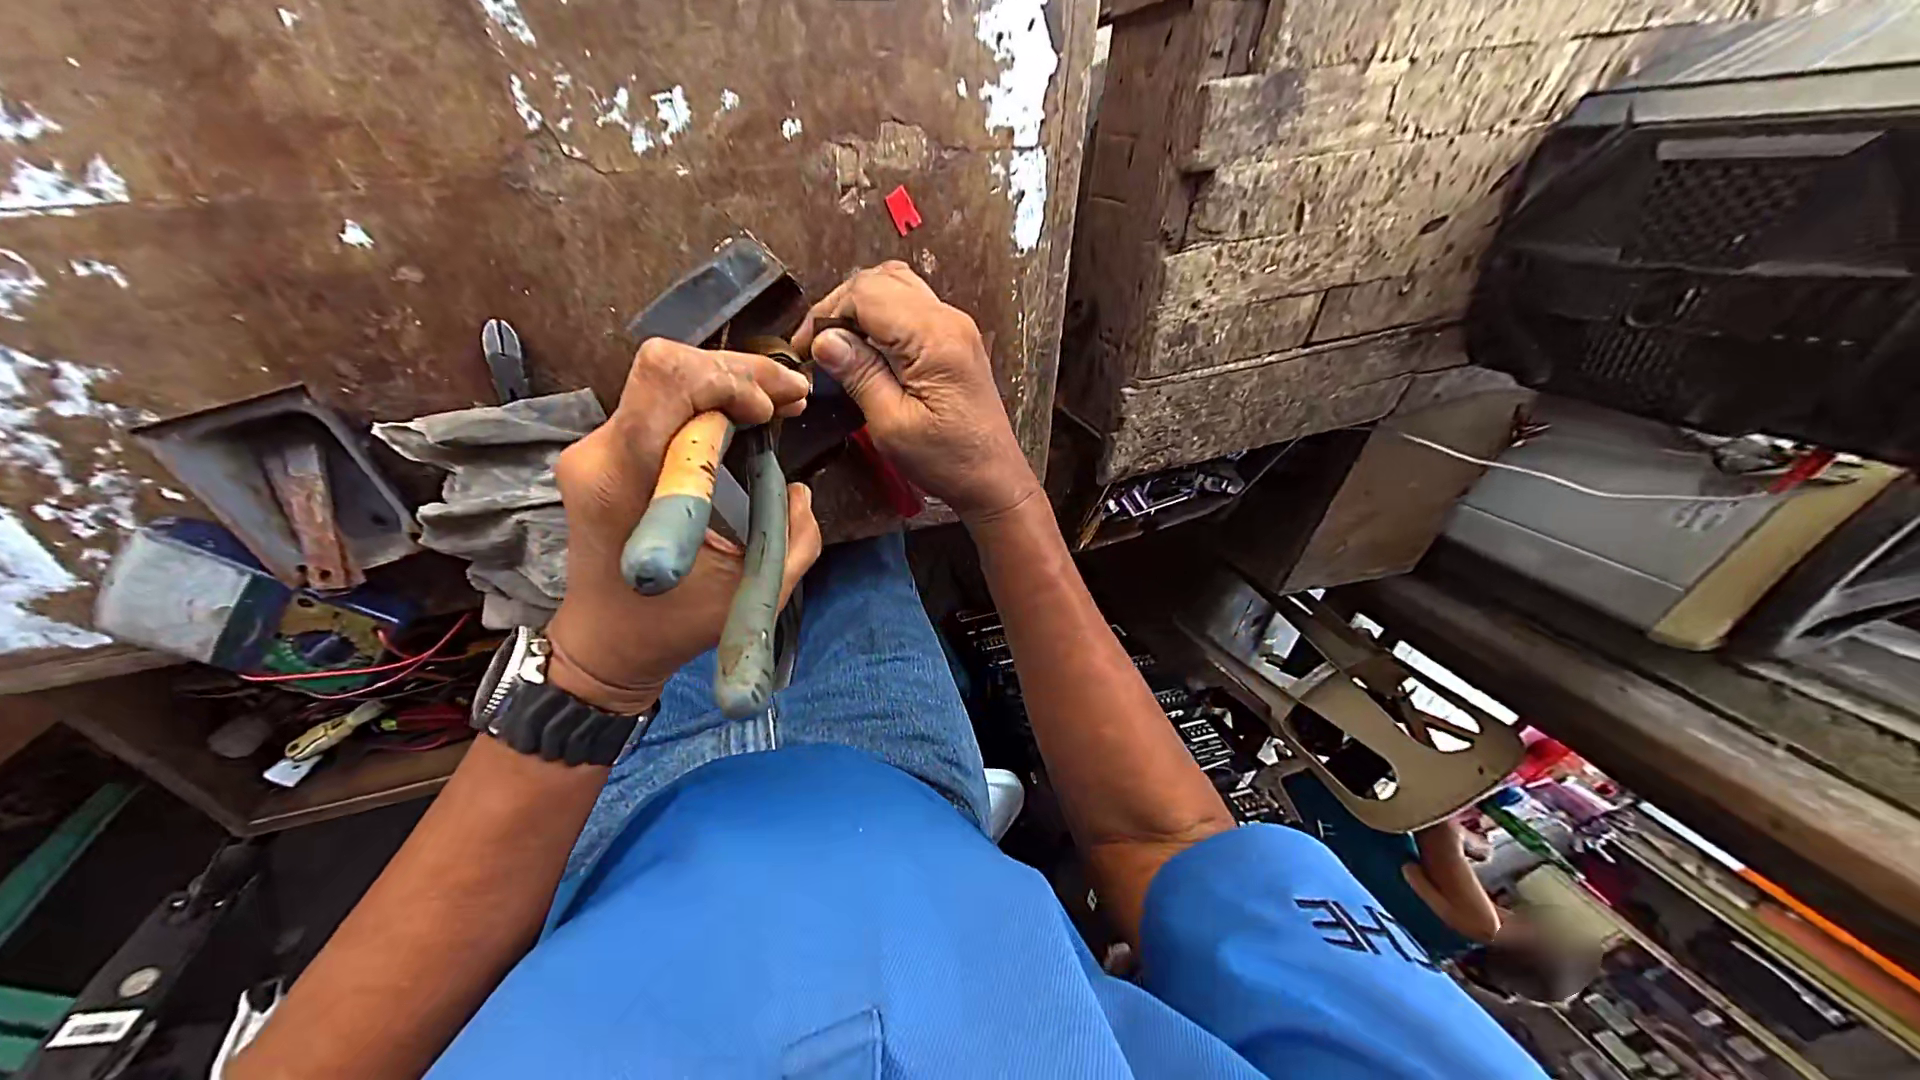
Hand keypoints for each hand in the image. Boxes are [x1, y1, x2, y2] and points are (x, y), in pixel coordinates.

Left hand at [544, 339, 822, 713]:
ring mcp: (596, 448)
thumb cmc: (672, 626)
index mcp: (627, 481)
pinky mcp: (605, 452)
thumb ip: (795, 538)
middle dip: (742, 374)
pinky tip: (745, 419)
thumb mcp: (752, 592)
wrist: (605, 643)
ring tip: (777, 405)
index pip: (666, 380)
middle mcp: (600, 452)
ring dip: (728, 384)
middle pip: (669, 366)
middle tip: (792, 398)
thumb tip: (799, 489)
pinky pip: (660, 404)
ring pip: (665, 379)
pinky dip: (710, 402)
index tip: (772, 415)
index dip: (732, 380)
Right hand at [791, 262, 1040, 524]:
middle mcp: (949, 322)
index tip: (806, 346)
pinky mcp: (954, 339)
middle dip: (840, 307)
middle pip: (879, 281)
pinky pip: (911, 307)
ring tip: (840, 346)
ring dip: (860, 308)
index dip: (827, 313)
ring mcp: (955, 328)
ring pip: (895, 286)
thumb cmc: (952, 460)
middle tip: (817, 345)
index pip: (867, 292)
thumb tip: (824, 340)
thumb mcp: (893, 425)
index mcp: (935, 339)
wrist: (992, 479)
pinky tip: (868, 350)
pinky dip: (882, 318)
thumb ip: (859, 375)